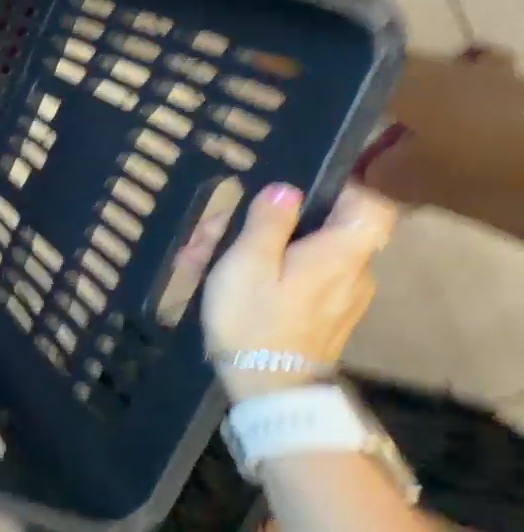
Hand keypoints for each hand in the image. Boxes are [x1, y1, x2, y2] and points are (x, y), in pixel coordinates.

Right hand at [201, 183, 397, 401]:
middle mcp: (353, 272)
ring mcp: (342, 295)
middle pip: (323, 228)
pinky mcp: (326, 312)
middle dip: (266, 221)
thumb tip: (287, 189)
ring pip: (305, 251)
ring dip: (255, 245)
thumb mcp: (247, 261)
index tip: (295, 188)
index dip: (340, 190)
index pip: (370, 209)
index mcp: (340, 255)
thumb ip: (269, 222)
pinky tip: (222, 276)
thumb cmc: (254, 317)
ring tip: (202, 256)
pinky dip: (264, 268)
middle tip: (214, 231)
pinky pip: (301, 275)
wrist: (268, 384)